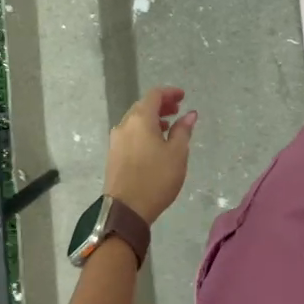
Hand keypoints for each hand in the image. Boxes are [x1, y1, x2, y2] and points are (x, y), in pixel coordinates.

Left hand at [104, 87, 196, 224]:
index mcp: (140, 119)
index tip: (183, 97)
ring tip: (168, 127)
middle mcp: (124, 124)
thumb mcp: (177, 154)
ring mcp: (116, 140)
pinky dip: (143, 130)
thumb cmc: (156, 178)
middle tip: (177, 110)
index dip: (170, 93)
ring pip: (135, 120)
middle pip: (143, 106)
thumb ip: (183, 130)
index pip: (154, 95)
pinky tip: (153, 143)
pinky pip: (130, 133)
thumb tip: (189, 114)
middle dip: (161, 105)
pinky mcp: (113, 154)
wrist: (125, 210)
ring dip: (152, 119)